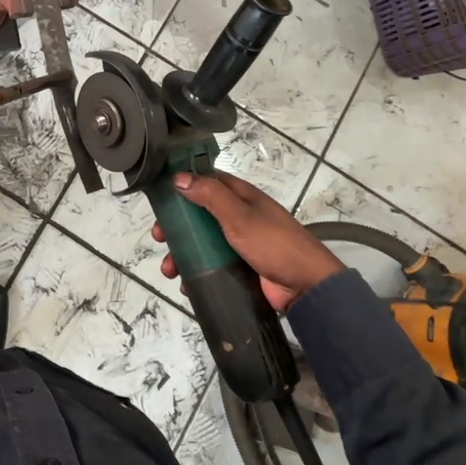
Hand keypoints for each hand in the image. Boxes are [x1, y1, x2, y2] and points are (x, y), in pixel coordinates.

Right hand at [152, 171, 345, 311]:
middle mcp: (238, 216)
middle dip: (175, 227)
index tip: (159, 196)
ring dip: (182, 255)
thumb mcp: (240, 216)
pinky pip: (211, 266)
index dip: (181, 184)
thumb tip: (178, 177)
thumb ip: (210, 195)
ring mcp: (239, 243)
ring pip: (201, 244)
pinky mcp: (240, 268)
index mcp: (240, 196)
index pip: (205, 181)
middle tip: (159, 238)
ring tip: (170, 271)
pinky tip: (187, 286)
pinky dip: (197, 274)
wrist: (307, 287)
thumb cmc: (274, 244)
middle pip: (198, 215)